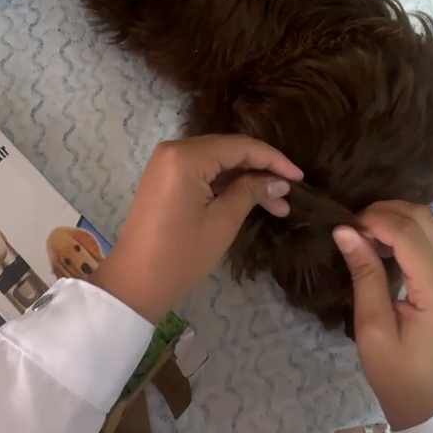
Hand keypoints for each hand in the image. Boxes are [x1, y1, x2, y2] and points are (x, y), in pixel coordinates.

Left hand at [92, 135, 302, 320]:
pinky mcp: (165, 178)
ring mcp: (167, 163)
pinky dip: (226, 184)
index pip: (240, 146)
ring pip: (218, 162)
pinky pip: (203, 172)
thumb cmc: (179, 256)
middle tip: (289, 193)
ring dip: (246, 179)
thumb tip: (279, 180)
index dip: (273, 159)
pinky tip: (250, 200)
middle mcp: (174, 150)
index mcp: (186, 156)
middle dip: (261, 170)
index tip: (299, 177)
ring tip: (277, 205)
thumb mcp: (222, 223)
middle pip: (229, 150)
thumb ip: (250, 192)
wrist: (133, 286)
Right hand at [335, 201, 432, 430]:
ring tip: (364, 234)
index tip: (345, 227)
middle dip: (385, 212)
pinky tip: (381, 244)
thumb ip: (364, 275)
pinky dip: (404, 232)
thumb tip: (345, 231)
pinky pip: (429, 240)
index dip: (375, 220)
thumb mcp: (372, 330)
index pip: (408, 233)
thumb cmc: (397, 376)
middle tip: (354, 227)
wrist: (430, 407)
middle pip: (423, 218)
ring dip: (395, 219)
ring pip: (428, 224)